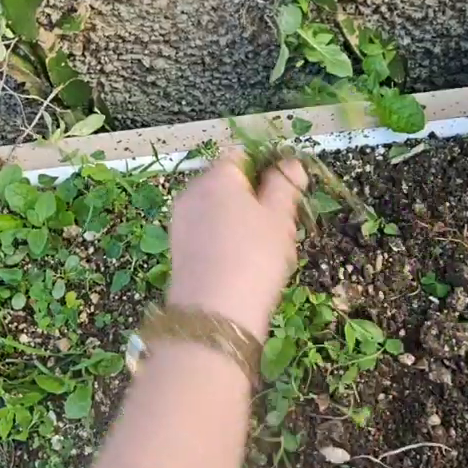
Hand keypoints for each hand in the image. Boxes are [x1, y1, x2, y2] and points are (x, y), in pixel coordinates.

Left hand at [163, 151, 306, 340]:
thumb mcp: (280, 217)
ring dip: (240, 220)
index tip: (285, 195)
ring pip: (217, 208)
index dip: (266, 170)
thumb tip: (290, 162)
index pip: (242, 155)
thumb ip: (285, 183)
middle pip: (228, 183)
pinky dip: (223, 239)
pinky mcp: (177, 245)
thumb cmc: (254, 257)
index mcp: (217, 176)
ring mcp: (180, 218)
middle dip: (254, 198)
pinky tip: (241, 264)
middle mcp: (192, 190)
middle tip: (279, 227)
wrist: (215, 312)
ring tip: (263, 250)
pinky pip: (206, 230)